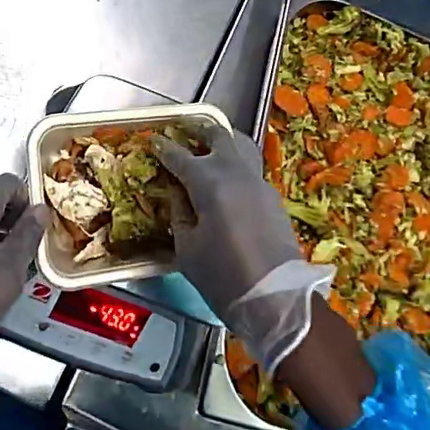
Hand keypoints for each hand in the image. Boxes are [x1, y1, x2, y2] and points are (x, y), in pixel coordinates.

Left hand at [0, 174, 47, 429]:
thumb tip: (40, 210)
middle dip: (18, 215)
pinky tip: (3, 274)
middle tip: (35, 240)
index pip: (2, 183)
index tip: (39, 218)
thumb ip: (27, 235)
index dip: (26, 194)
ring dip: (7, 233)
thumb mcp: (10, 269)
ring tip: (23, 260)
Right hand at [152, 130, 332, 372]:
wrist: (275, 298)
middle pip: (218, 135)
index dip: (164, 148)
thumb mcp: (186, 247)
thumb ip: (178, 213)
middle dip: (199, 130)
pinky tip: (226, 181)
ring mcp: (259, 182)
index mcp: (209, 181)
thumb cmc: (223, 277)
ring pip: (241, 146)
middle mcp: (236, 172)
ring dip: (223, 142)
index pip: (180, 155)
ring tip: (208, 148)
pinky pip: (250, 168)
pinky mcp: (272, 197)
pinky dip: (236, 164)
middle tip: (184, 133)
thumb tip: (177, 194)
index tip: (154, 141)